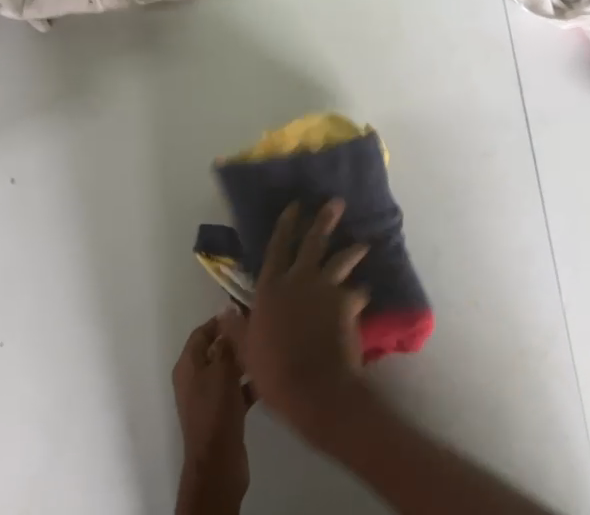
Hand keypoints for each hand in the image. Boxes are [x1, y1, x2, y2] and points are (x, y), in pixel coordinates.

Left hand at [173, 316, 249, 512]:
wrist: (217, 462)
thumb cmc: (215, 411)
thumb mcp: (221, 372)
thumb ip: (225, 343)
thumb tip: (226, 311)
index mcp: (187, 365)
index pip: (202, 333)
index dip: (220, 322)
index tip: (243, 313)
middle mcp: (194, 379)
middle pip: (214, 352)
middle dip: (234, 342)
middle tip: (259, 331)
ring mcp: (207, 398)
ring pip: (226, 372)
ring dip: (243, 364)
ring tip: (267, 353)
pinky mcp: (222, 415)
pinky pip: (235, 393)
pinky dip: (248, 386)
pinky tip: (268, 382)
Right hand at [220, 199, 369, 447]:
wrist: (314, 387)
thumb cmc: (273, 370)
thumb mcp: (245, 349)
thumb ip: (236, 328)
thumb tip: (223, 311)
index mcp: (270, 287)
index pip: (276, 247)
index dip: (286, 224)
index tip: (295, 205)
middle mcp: (297, 280)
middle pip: (312, 243)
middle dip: (324, 221)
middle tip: (336, 202)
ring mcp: (325, 290)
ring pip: (341, 261)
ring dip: (352, 250)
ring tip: (363, 243)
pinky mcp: (347, 306)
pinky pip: (358, 292)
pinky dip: (362, 291)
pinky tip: (367, 291)